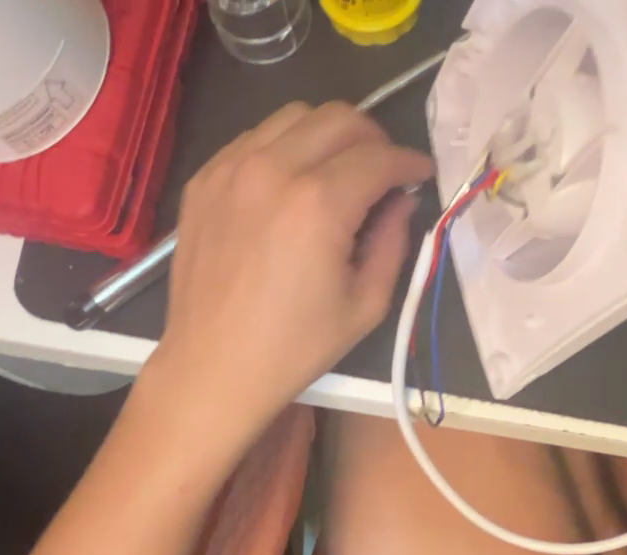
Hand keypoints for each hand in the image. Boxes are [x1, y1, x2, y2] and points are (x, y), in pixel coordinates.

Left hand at [149, 102, 432, 439]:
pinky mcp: (205, 179)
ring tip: (339, 173)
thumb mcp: (365, 305)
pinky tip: (292, 185)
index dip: (408, 163)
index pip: (378, 157)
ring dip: (328, 136)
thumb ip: (392, 244)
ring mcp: (231, 168)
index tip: (421, 176)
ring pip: (294, 117)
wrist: (214, 365)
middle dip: (373, 138)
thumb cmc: (296, 347)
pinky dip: (284, 148)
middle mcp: (273, 169)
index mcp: (318, 205)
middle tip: (385, 171)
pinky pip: (254, 138)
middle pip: (338, 118)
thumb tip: (401, 205)